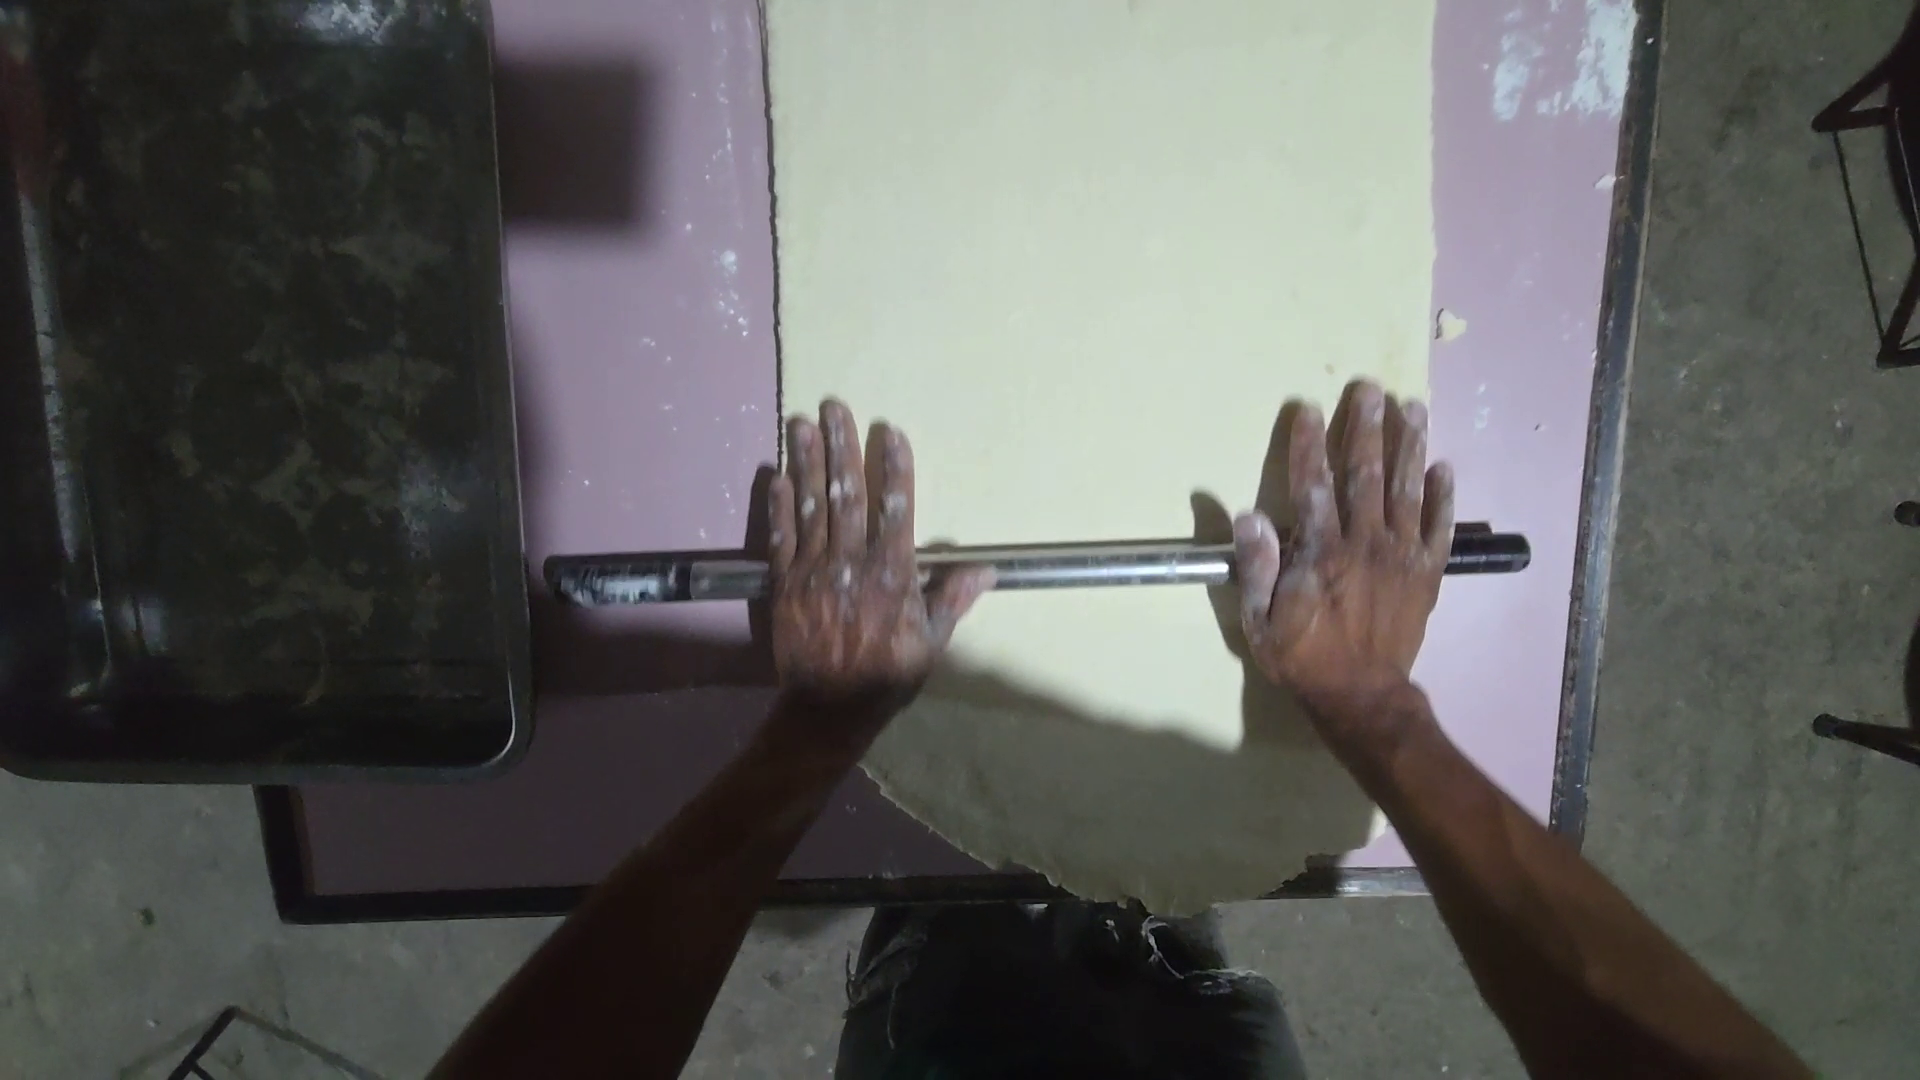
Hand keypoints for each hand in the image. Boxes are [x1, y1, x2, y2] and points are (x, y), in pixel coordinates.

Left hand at [766, 400, 993, 724]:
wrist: (830, 708)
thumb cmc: (888, 673)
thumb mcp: (932, 642)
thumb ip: (953, 600)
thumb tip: (986, 569)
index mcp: (892, 574)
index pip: (896, 509)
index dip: (893, 468)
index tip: (890, 432)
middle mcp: (851, 562)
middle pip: (848, 495)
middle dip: (842, 448)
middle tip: (835, 407)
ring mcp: (814, 570)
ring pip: (811, 507)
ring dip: (806, 462)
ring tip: (802, 423)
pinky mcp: (784, 583)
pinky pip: (781, 537)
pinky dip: (779, 506)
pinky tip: (777, 475)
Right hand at [1232, 380, 1453, 733]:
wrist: (1361, 695)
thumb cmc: (1301, 656)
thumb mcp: (1259, 619)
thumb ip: (1256, 566)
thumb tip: (1247, 515)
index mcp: (1319, 552)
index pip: (1312, 486)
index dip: (1307, 445)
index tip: (1306, 409)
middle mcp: (1364, 543)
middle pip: (1364, 474)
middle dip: (1364, 428)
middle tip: (1368, 388)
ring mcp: (1401, 555)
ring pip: (1406, 489)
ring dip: (1408, 445)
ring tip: (1411, 406)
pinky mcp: (1428, 572)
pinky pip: (1439, 526)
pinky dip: (1443, 495)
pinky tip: (1443, 465)